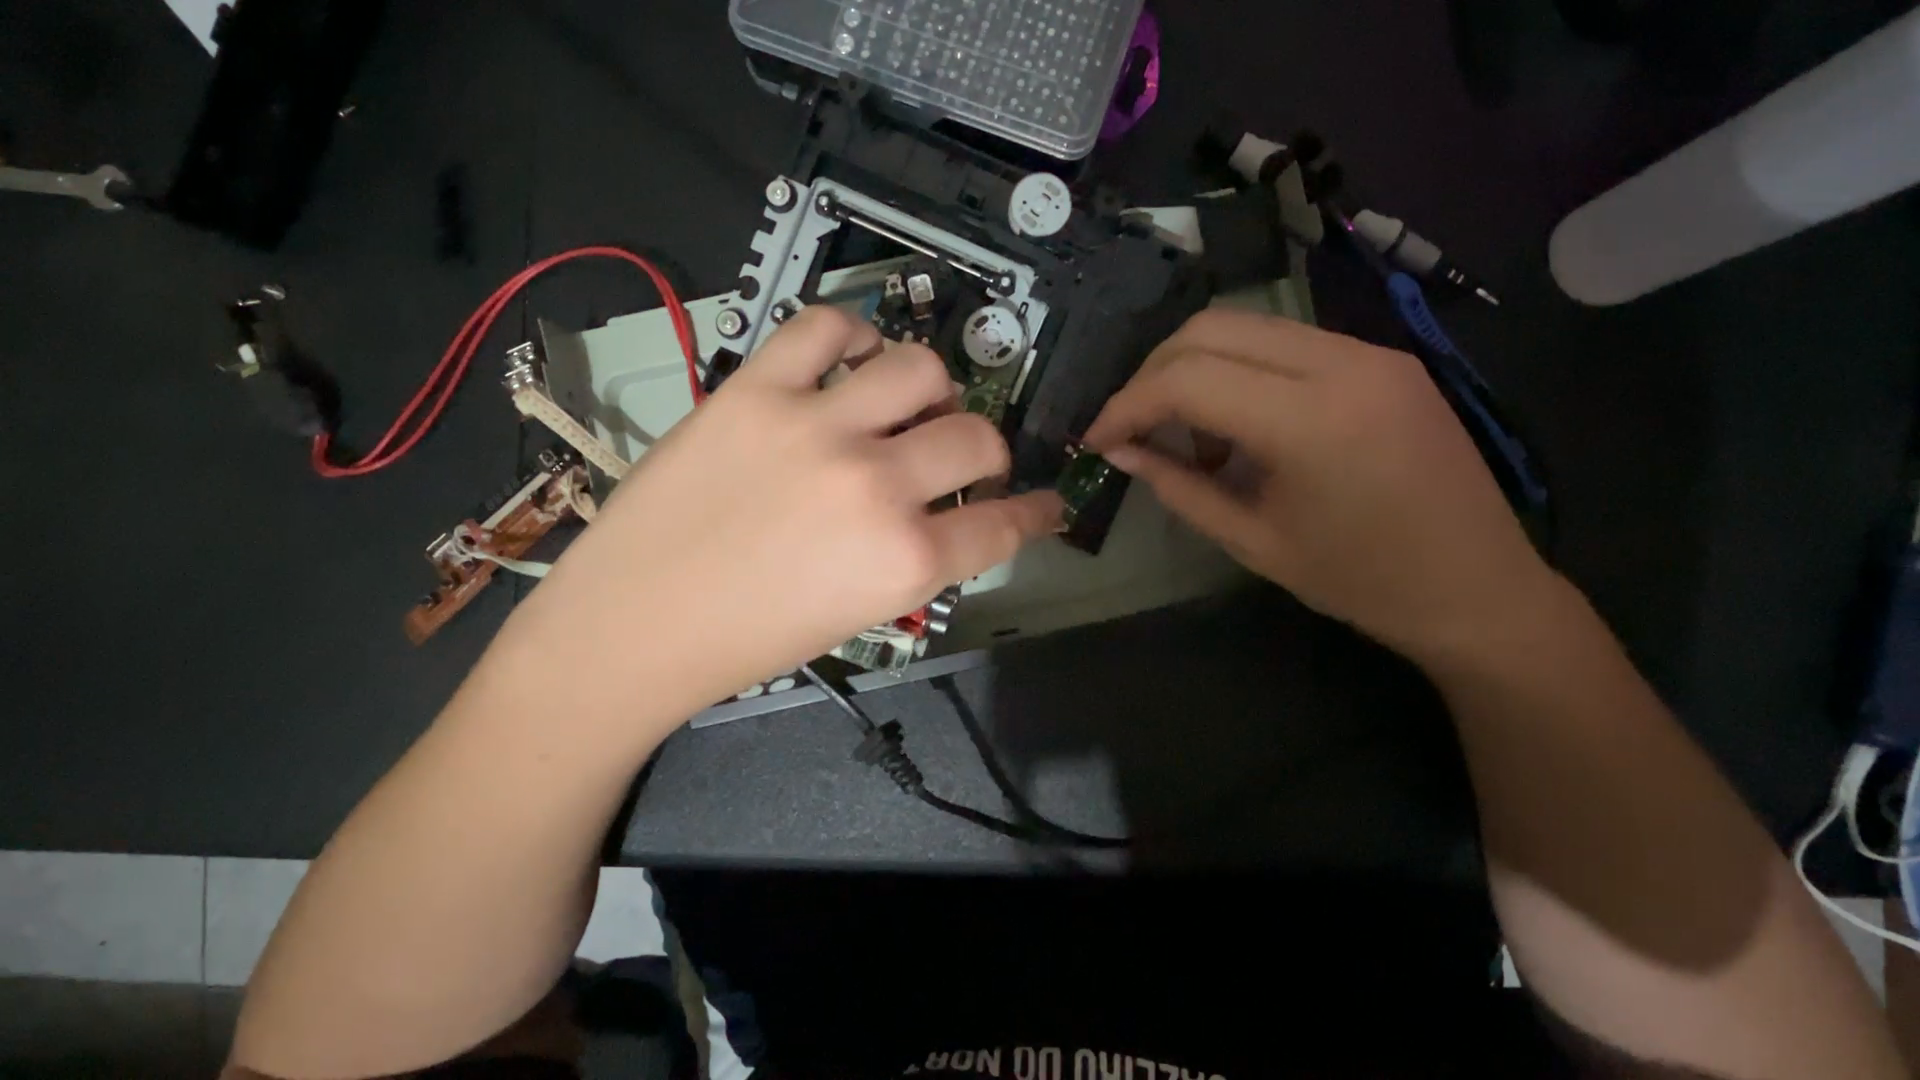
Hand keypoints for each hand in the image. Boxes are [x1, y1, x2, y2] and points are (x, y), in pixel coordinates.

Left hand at [507, 306, 1061, 714]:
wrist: (633, 626)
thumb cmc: (745, 642)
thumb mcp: (854, 615)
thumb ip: (911, 560)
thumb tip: (945, 516)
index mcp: (904, 561)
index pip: (1003, 525)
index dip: (1035, 513)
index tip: (1047, 505)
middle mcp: (876, 485)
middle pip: (975, 438)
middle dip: (987, 453)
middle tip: (964, 459)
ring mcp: (816, 428)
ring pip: (918, 369)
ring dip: (932, 388)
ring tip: (912, 402)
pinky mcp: (755, 391)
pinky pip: (823, 328)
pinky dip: (851, 336)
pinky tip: (852, 358)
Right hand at [1083, 309, 1556, 664]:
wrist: (1481, 590)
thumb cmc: (1363, 583)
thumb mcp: (1255, 543)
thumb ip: (1179, 488)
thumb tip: (1120, 452)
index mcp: (1311, 421)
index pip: (1187, 379)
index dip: (1126, 405)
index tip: (1096, 441)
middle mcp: (1342, 364)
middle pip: (1210, 329)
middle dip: (1153, 375)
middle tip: (1131, 429)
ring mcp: (1370, 353)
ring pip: (1247, 327)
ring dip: (1197, 370)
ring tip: (1189, 437)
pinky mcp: (1385, 359)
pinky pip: (1288, 344)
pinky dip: (1242, 372)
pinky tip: (1241, 426)